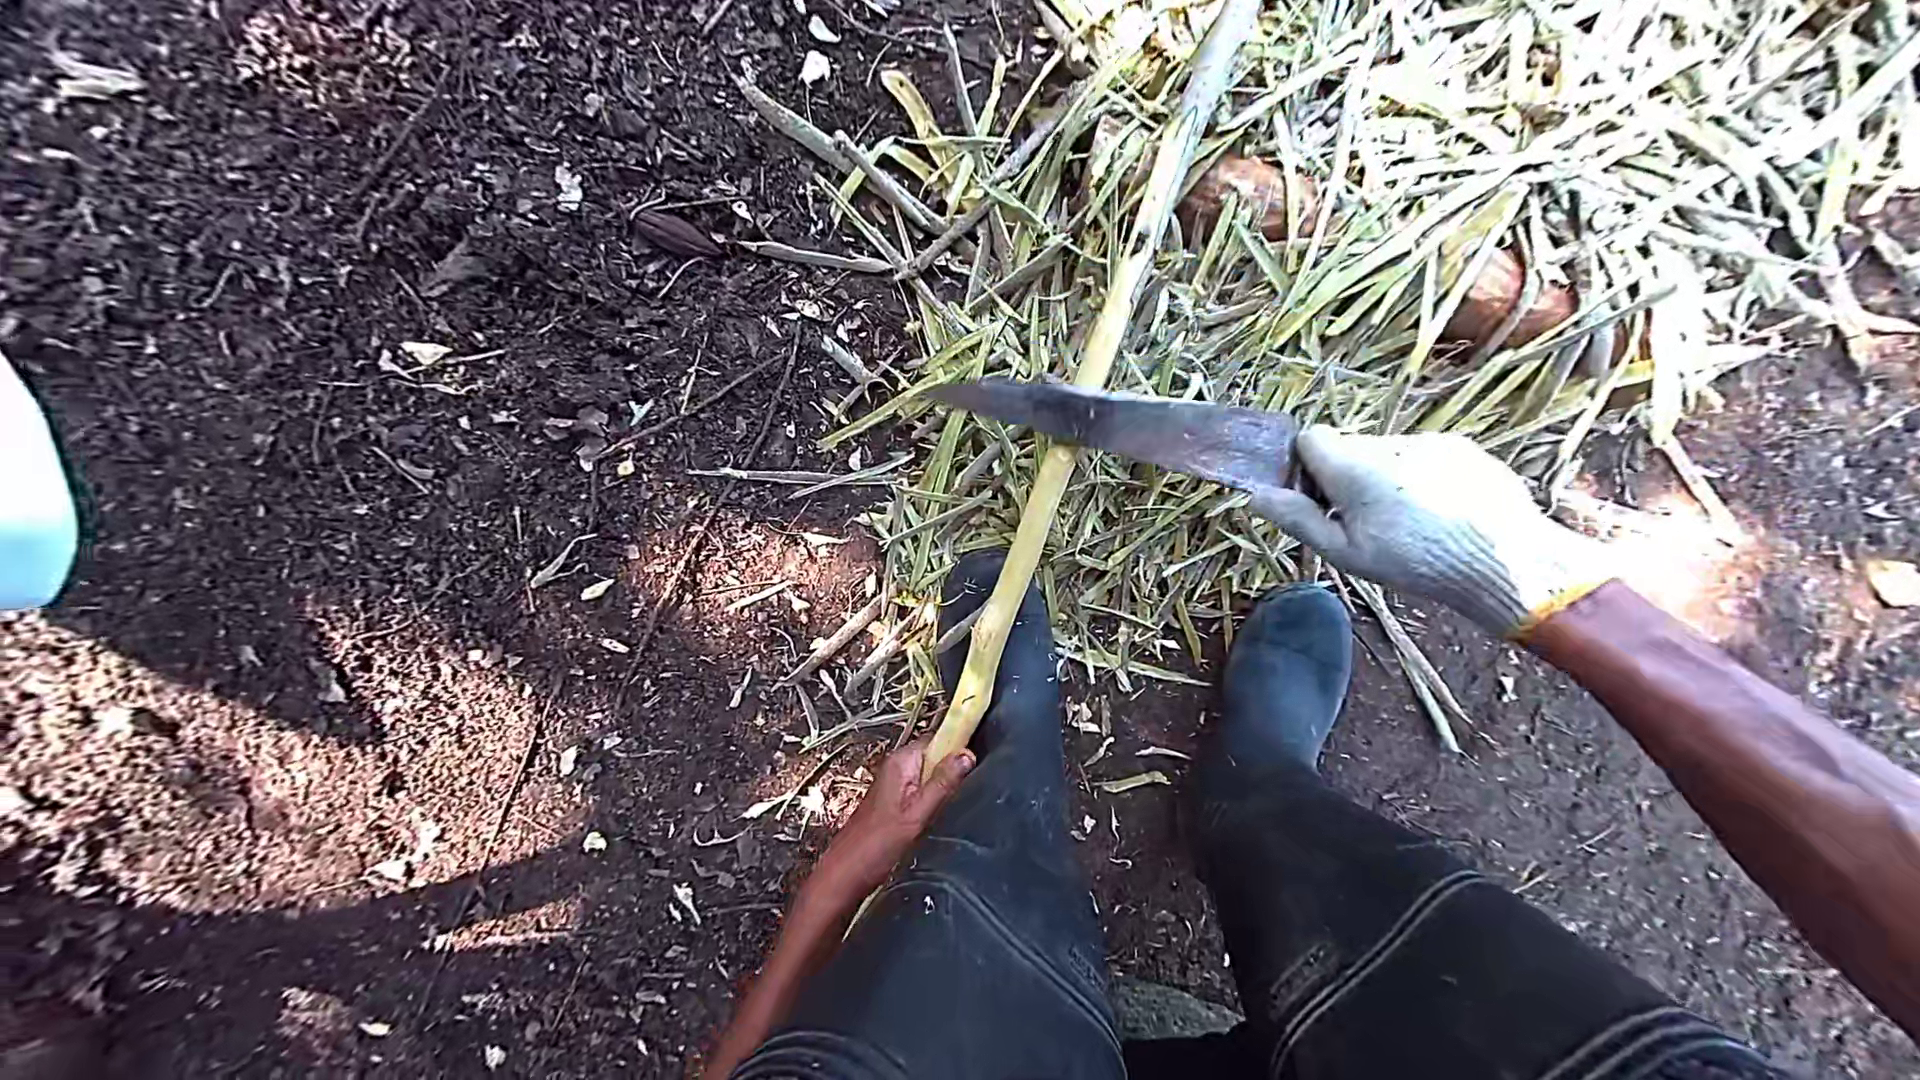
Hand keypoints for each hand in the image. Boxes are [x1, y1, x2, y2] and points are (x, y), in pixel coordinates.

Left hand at [811, 739, 975, 898]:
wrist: (846, 876)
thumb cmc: (873, 847)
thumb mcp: (918, 814)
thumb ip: (943, 783)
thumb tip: (966, 755)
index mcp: (901, 762)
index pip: (939, 736)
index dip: (959, 746)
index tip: (973, 762)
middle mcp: (898, 768)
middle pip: (938, 758)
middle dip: (952, 775)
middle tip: (953, 798)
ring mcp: (897, 785)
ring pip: (933, 778)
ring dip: (943, 793)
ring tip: (938, 815)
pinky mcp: (898, 802)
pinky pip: (925, 794)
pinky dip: (933, 805)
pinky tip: (930, 823)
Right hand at [1250, 427, 1611, 639]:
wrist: (1509, 560)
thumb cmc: (1415, 562)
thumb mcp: (1345, 552)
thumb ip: (1297, 519)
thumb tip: (1256, 495)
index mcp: (1353, 466)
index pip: (1309, 437)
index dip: (1305, 465)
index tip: (1317, 498)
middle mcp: (1388, 443)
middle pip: (1345, 445)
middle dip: (1341, 473)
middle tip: (1357, 516)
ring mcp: (1428, 441)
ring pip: (1380, 450)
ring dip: (1377, 474)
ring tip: (1401, 516)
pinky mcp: (1460, 446)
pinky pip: (1417, 453)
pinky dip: (1412, 474)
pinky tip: (1432, 508)